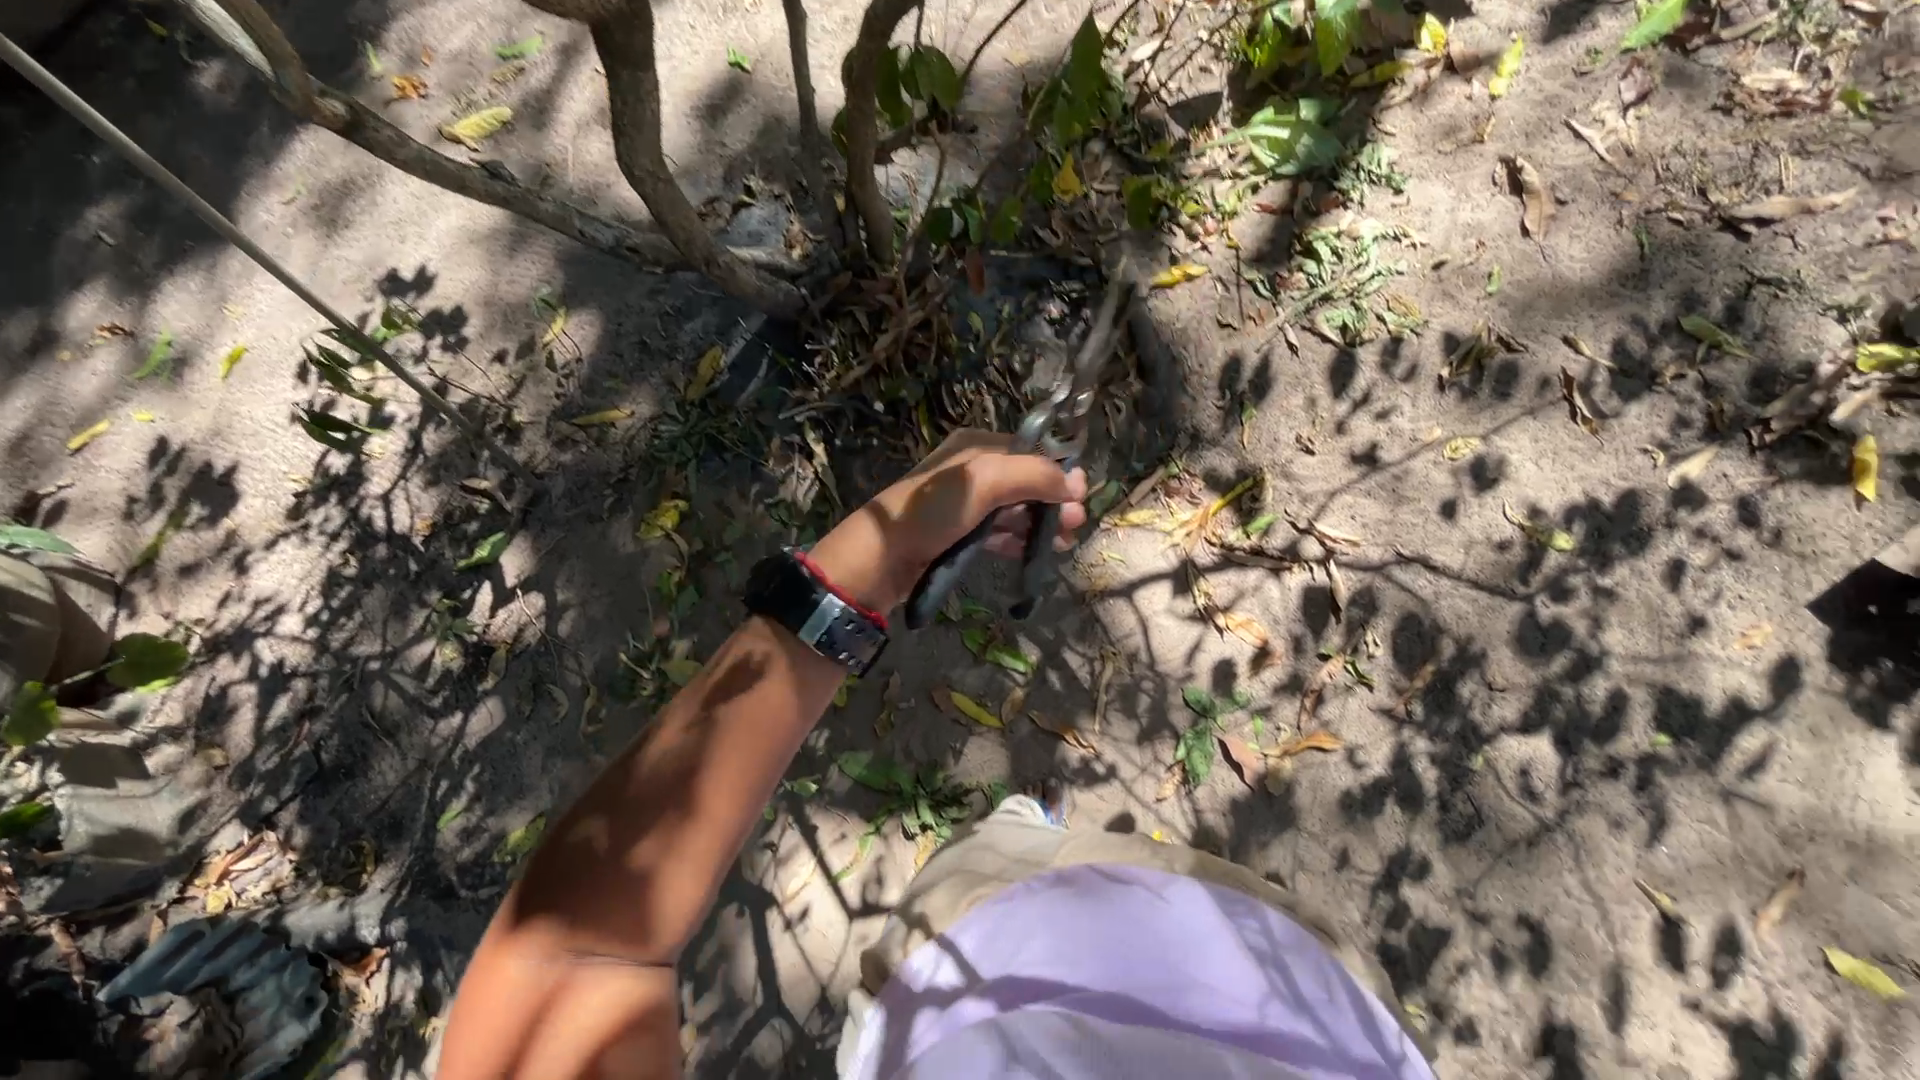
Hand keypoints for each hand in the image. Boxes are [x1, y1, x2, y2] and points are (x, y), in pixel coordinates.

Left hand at [808, 430, 1089, 613]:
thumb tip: (1074, 483)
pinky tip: (1037, 553)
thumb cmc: (933, 511)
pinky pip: (1000, 533)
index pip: (1030, 452)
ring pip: (1015, 510)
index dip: (1057, 472)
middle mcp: (973, 470)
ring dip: (1041, 524)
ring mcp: (966, 505)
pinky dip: (1020, 541)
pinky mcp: (960, 534)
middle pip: (1026, 481)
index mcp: (976, 446)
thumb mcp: (984, 480)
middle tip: (1075, 524)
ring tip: (1063, 543)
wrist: (883, 557)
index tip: (1080, 496)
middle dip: (1053, 501)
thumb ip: (1033, 475)